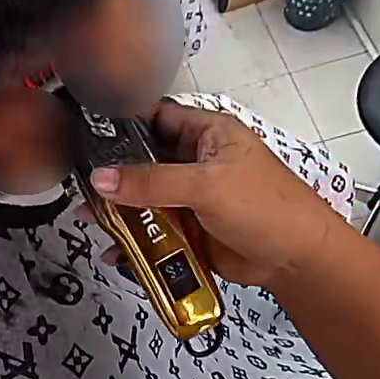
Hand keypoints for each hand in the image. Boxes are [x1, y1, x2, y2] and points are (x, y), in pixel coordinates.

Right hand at [82, 100, 345, 287]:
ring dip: (121, 212)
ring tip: (93, 218)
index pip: (155, 118)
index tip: (91, 137)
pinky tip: (118, 250)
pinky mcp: (189, 231)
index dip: (124, 125)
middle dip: (115, 176)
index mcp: (207, 134)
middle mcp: (196, 163)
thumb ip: (152, 182)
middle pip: (144, 163)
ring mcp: (191, 199)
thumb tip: (104, 178)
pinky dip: (135, 242)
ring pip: (145, 201)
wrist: (293, 260)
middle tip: (86, 186)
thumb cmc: (270, 208)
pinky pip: (154, 234)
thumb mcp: (206, 185)